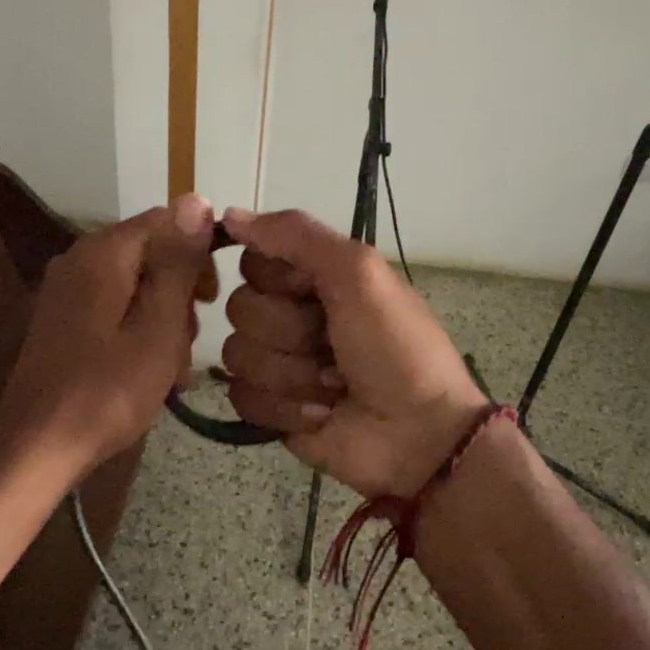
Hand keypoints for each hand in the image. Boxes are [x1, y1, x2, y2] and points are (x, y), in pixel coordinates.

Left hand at [0, 194, 216, 479]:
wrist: (36, 447)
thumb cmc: (107, 390)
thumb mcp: (158, 327)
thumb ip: (178, 263)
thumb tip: (196, 198)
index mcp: (103, 252)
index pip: (165, 221)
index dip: (198, 253)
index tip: (213, 301)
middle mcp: (78, 260)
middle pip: (148, 253)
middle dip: (179, 294)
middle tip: (189, 345)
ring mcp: (65, 292)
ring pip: (133, 286)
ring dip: (161, 320)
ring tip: (171, 371)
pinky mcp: (61, 322)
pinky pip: (112, 310)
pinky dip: (137, 333)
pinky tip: (147, 373)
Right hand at [219, 207, 486, 499]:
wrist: (420, 433)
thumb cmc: (396, 346)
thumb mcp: (358, 272)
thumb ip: (296, 235)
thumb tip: (229, 215)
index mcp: (311, 279)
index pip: (252, 263)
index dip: (278, 281)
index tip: (316, 293)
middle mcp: (289, 316)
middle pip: (240, 309)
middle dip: (290, 332)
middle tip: (333, 346)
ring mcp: (277, 365)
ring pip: (238, 356)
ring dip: (293, 373)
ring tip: (334, 385)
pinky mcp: (270, 410)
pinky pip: (243, 398)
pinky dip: (286, 408)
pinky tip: (322, 413)